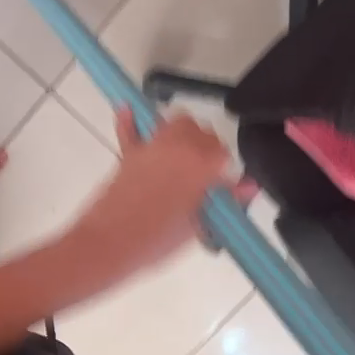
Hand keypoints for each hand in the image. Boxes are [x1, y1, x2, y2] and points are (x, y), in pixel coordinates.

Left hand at [61, 111, 253, 279]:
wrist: (105, 245)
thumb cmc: (154, 242)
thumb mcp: (195, 228)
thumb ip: (223, 201)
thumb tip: (248, 186)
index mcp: (202, 164)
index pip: (223, 154)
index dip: (222, 172)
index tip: (218, 190)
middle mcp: (179, 147)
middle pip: (202, 134)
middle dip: (206, 149)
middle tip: (202, 177)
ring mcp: (151, 148)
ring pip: (176, 122)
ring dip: (183, 132)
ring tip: (182, 153)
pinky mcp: (127, 155)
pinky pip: (129, 130)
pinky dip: (130, 120)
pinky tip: (126, 109)